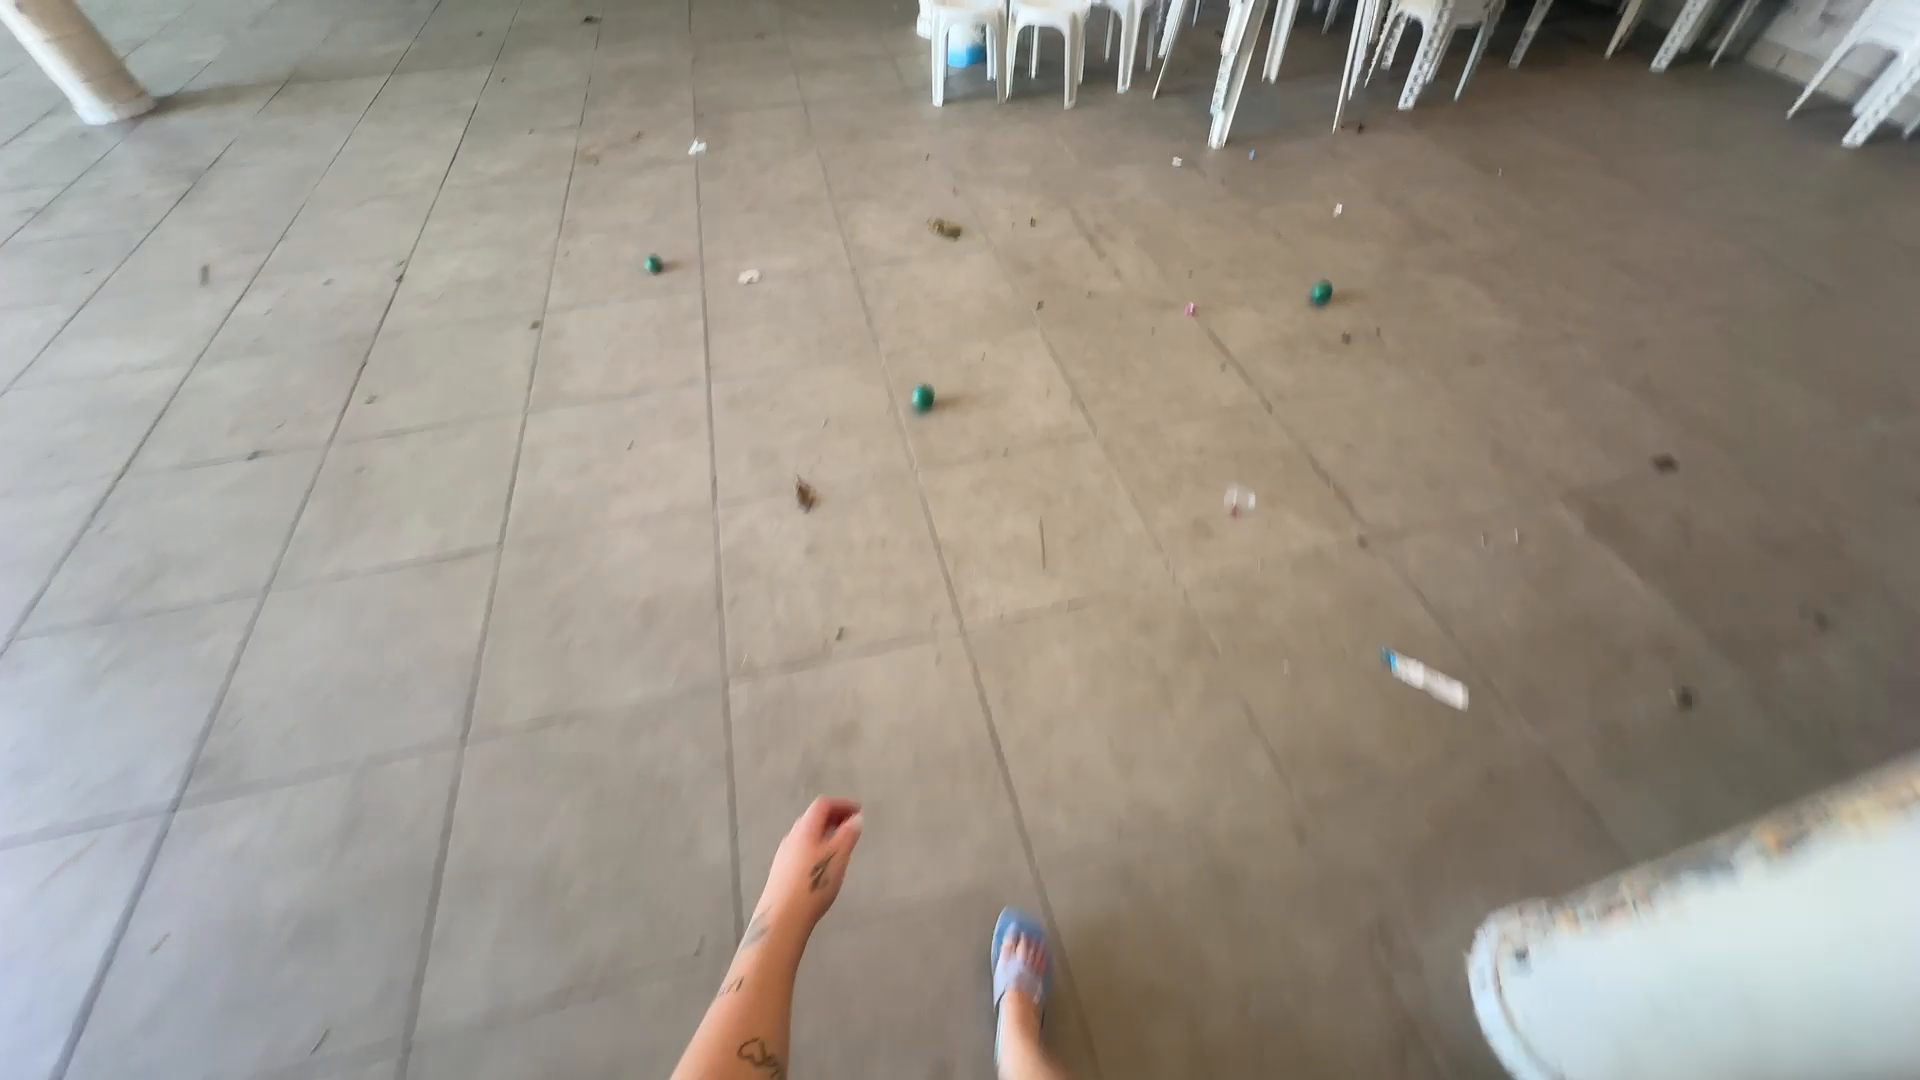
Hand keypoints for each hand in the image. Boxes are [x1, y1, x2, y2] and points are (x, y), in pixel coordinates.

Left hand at [754, 797, 862, 931]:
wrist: (781, 919)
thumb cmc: (813, 884)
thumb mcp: (838, 857)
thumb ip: (848, 835)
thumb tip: (856, 818)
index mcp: (805, 829)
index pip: (822, 804)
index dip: (842, 804)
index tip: (858, 811)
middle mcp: (791, 837)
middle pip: (813, 818)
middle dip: (834, 817)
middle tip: (851, 826)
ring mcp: (784, 855)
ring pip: (807, 835)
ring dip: (825, 833)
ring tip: (841, 846)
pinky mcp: (781, 872)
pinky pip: (802, 849)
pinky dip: (817, 847)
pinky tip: (823, 865)